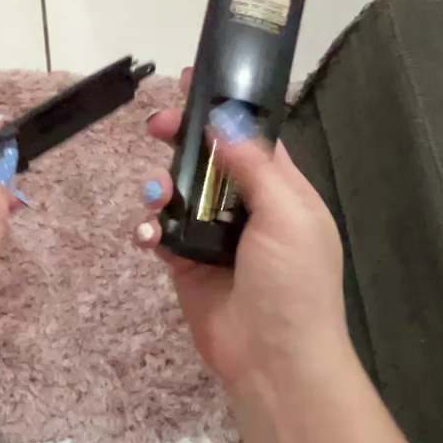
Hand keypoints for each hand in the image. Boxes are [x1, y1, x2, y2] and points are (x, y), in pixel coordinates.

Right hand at [136, 70, 354, 393]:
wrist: (272, 358)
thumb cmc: (292, 283)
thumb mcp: (287, 215)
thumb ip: (254, 166)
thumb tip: (224, 121)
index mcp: (282, 191)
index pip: (250, 137)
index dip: (223, 109)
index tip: (191, 84)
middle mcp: (246, 208)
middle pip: (207, 159)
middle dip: (180, 140)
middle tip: (154, 126)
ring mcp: (213, 236)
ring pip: (177, 193)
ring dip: (161, 186)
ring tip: (156, 196)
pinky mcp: (185, 263)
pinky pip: (160, 233)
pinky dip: (150, 230)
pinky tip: (150, 237)